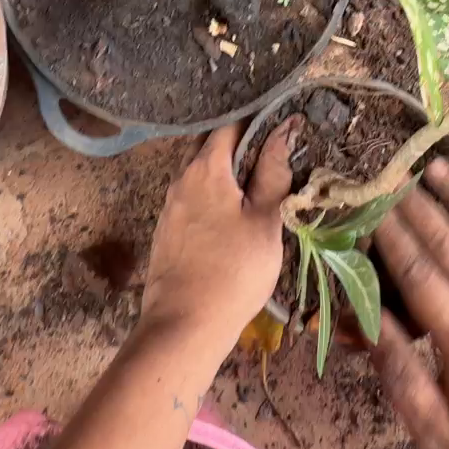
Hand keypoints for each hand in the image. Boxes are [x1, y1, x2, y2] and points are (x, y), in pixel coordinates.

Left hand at [140, 118, 296, 347]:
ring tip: (251, 184)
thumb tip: (283, 132)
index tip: (278, 127)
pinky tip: (227, 213)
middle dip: (236, 144)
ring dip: (222, 171)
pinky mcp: (166, 231)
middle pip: (208, 146)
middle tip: (267, 155)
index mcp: (206, 169)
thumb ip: (273, 174)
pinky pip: (190, 196)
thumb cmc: (233, 270)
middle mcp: (181, 179)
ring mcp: (169, 206)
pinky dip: (209, 193)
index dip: (254, 122)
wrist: (184, 327)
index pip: (229, 126)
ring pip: (197, 173)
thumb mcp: (265, 220)